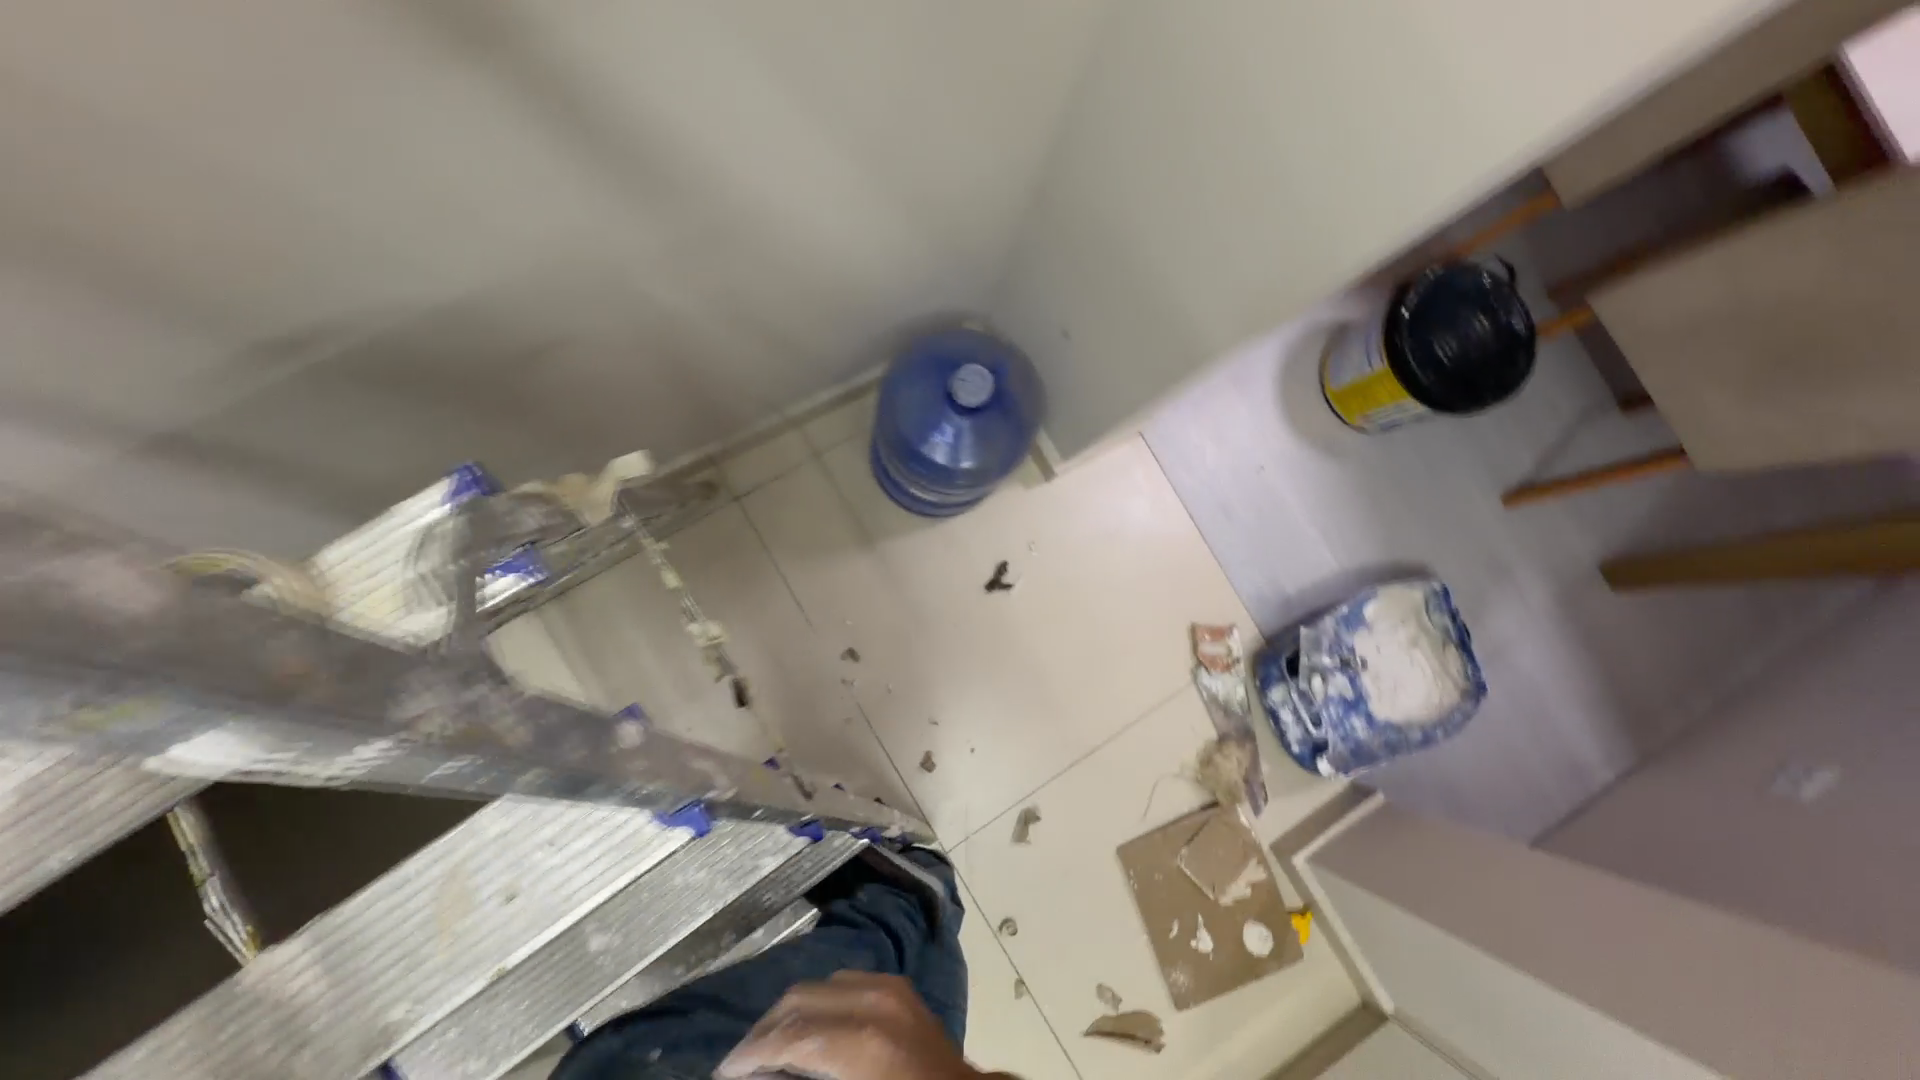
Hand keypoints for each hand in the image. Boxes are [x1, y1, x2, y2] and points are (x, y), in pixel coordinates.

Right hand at [715, 971, 1006, 1079]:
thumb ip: (804, 1075)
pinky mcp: (899, 986)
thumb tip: (765, 1072)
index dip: (749, 1054)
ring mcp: (890, 988)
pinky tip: (807, 1026)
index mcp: (862, 1041)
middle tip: (740, 1061)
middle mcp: (874, 1001)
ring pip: (819, 985)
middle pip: (799, 1001)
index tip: (723, 1071)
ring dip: (789, 1012)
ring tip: (768, 1045)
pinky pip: (845, 983)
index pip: (789, 1036)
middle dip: (764, 1030)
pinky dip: (818, 1001)